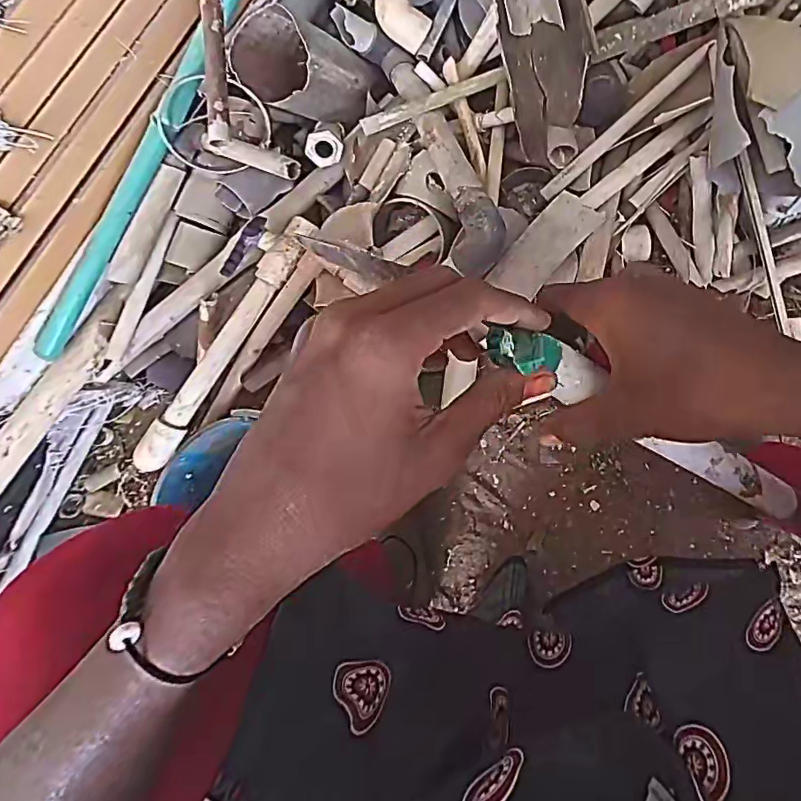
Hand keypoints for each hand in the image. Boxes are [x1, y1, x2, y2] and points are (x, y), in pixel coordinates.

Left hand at [147, 268, 551, 670]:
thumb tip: (530, 378)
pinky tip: (426, 359)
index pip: (466, 297)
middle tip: (508, 338)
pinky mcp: (314, 339)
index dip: (511, 306)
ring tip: (471, 354)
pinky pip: (374, 309)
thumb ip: (488, 403)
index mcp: (384, 343)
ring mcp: (327, 325)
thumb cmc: (346, 498)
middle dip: (480, 303)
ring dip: (444, 311)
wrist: (265, 520)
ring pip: (404, 291)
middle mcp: (352, 318)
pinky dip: (409, 321)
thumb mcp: (433, 453)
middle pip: (436, 280)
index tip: (536, 323)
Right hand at [538, 265, 800, 445]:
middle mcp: (633, 283)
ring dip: (604, 340)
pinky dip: (635, 335)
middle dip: (571, 341)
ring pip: (616, 310)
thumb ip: (577, 423)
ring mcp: (666, 288)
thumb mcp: (627, 414)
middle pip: (581, 305)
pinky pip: (646, 312)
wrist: (777, 383)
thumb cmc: (696, 391)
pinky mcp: (692, 299)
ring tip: (615, 382)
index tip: (535, 360)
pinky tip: (653, 371)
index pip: (548, 299)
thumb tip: (545, 434)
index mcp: (608, 300)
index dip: (534, 329)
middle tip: (575, 381)